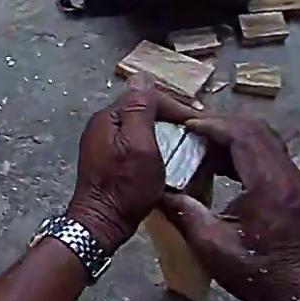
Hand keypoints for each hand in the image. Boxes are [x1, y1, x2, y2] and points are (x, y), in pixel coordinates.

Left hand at [65, 76, 201, 252]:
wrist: (101, 224)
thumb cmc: (124, 187)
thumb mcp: (139, 146)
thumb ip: (140, 110)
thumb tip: (141, 76)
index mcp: (108, 117)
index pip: (146, 97)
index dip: (175, 106)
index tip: (198, 119)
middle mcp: (103, 125)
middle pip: (142, 110)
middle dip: (170, 117)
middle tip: (196, 130)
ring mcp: (103, 144)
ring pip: (140, 127)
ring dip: (163, 131)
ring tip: (186, 142)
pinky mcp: (108, 160)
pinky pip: (135, 143)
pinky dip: (153, 145)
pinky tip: (166, 156)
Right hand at [154, 115, 299, 300]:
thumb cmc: (258, 275)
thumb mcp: (212, 246)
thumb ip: (184, 213)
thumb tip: (158, 192)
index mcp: (269, 184)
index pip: (243, 135)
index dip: (213, 125)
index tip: (187, 126)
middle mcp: (288, 175)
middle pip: (257, 130)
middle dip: (223, 126)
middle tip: (193, 132)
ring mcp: (298, 182)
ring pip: (267, 142)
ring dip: (236, 139)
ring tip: (204, 148)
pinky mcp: (299, 192)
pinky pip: (272, 158)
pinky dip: (248, 154)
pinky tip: (226, 168)